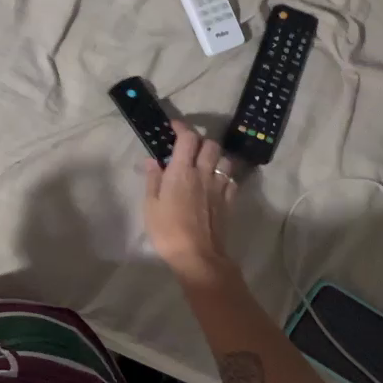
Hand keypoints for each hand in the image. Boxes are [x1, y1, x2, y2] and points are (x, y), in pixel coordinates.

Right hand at [143, 120, 239, 281]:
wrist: (197, 255)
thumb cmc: (167, 230)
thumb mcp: (150, 205)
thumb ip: (153, 179)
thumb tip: (152, 160)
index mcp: (181, 172)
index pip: (188, 138)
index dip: (182, 128)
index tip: (173, 127)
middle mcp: (203, 173)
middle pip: (210, 144)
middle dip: (200, 141)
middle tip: (188, 148)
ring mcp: (219, 186)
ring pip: (224, 159)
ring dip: (215, 157)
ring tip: (204, 164)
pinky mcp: (229, 200)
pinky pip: (231, 179)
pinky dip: (224, 175)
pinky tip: (215, 183)